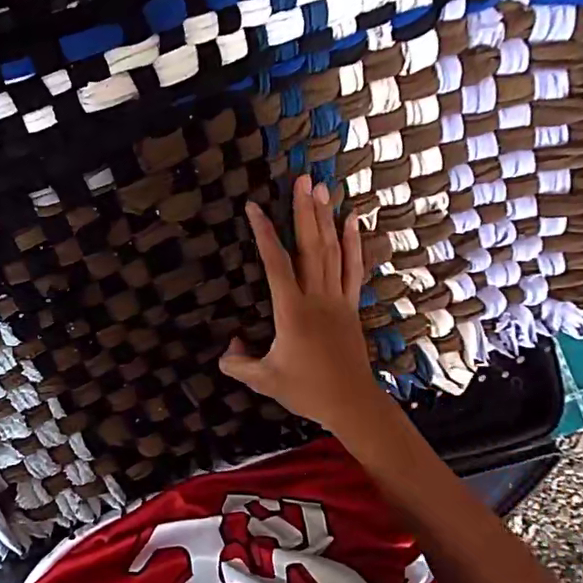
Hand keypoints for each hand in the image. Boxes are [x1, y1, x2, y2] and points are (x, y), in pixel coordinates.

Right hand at [220, 176, 395, 432]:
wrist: (352, 403)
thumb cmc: (306, 391)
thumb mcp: (263, 380)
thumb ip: (238, 363)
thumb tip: (229, 346)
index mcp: (292, 311)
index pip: (275, 263)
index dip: (264, 233)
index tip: (253, 207)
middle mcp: (316, 297)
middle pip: (310, 246)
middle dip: (304, 211)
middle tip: (302, 179)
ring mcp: (338, 299)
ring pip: (332, 251)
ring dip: (325, 218)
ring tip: (322, 188)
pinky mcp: (351, 306)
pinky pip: (353, 269)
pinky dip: (354, 243)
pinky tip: (352, 220)